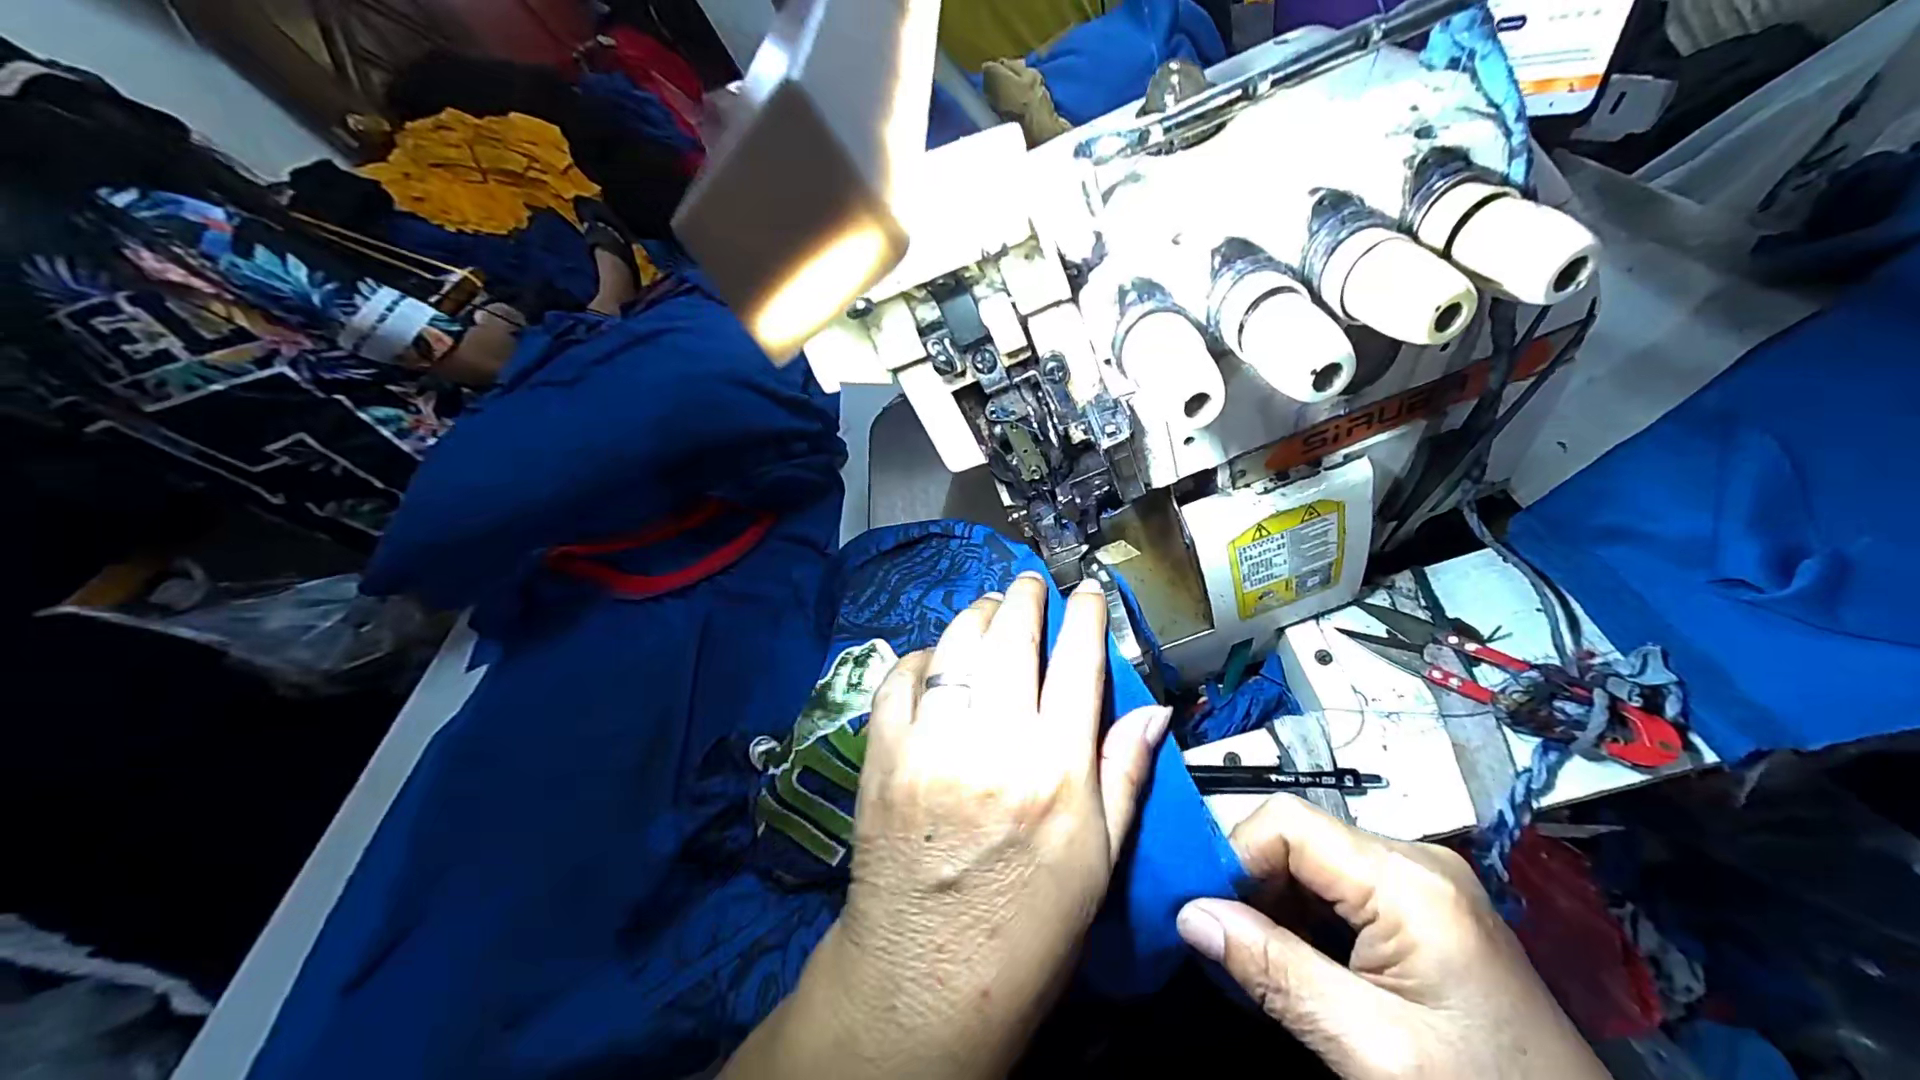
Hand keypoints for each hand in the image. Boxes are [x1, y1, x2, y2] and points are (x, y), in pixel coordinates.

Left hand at [723, 571, 1170, 1079]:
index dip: (1085, 617)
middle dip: (1024, 597)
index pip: (1077, 666)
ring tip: (988, 606)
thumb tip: (1155, 708)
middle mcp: (993, 746)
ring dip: (974, 615)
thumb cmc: (1028, 930)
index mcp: (1056, 773)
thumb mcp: (1097, 861)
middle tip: (1030, 583)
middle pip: (1011, 639)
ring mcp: (929, 747)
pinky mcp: (881, 758)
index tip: (1088, 592)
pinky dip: (919, 657)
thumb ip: (1125, 774)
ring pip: (954, 648)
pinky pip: (898, 681)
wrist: (925, 984)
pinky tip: (935, 657)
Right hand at [1176, 796, 1607, 1079]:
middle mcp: (1415, 860)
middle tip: (1232, 954)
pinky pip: (1337, 888)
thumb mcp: (1373, 1049)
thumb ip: (1278, 973)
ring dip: (1273, 908)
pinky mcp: (1423, 907)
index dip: (1235, 859)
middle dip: (1251, 888)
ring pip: (1309, 862)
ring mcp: (1422, 881)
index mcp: (1409, 880)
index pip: (1285, 821)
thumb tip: (1189, 915)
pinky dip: (1303, 920)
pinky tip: (1300, 966)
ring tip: (1263, 968)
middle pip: (1296, 838)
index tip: (1209, 920)